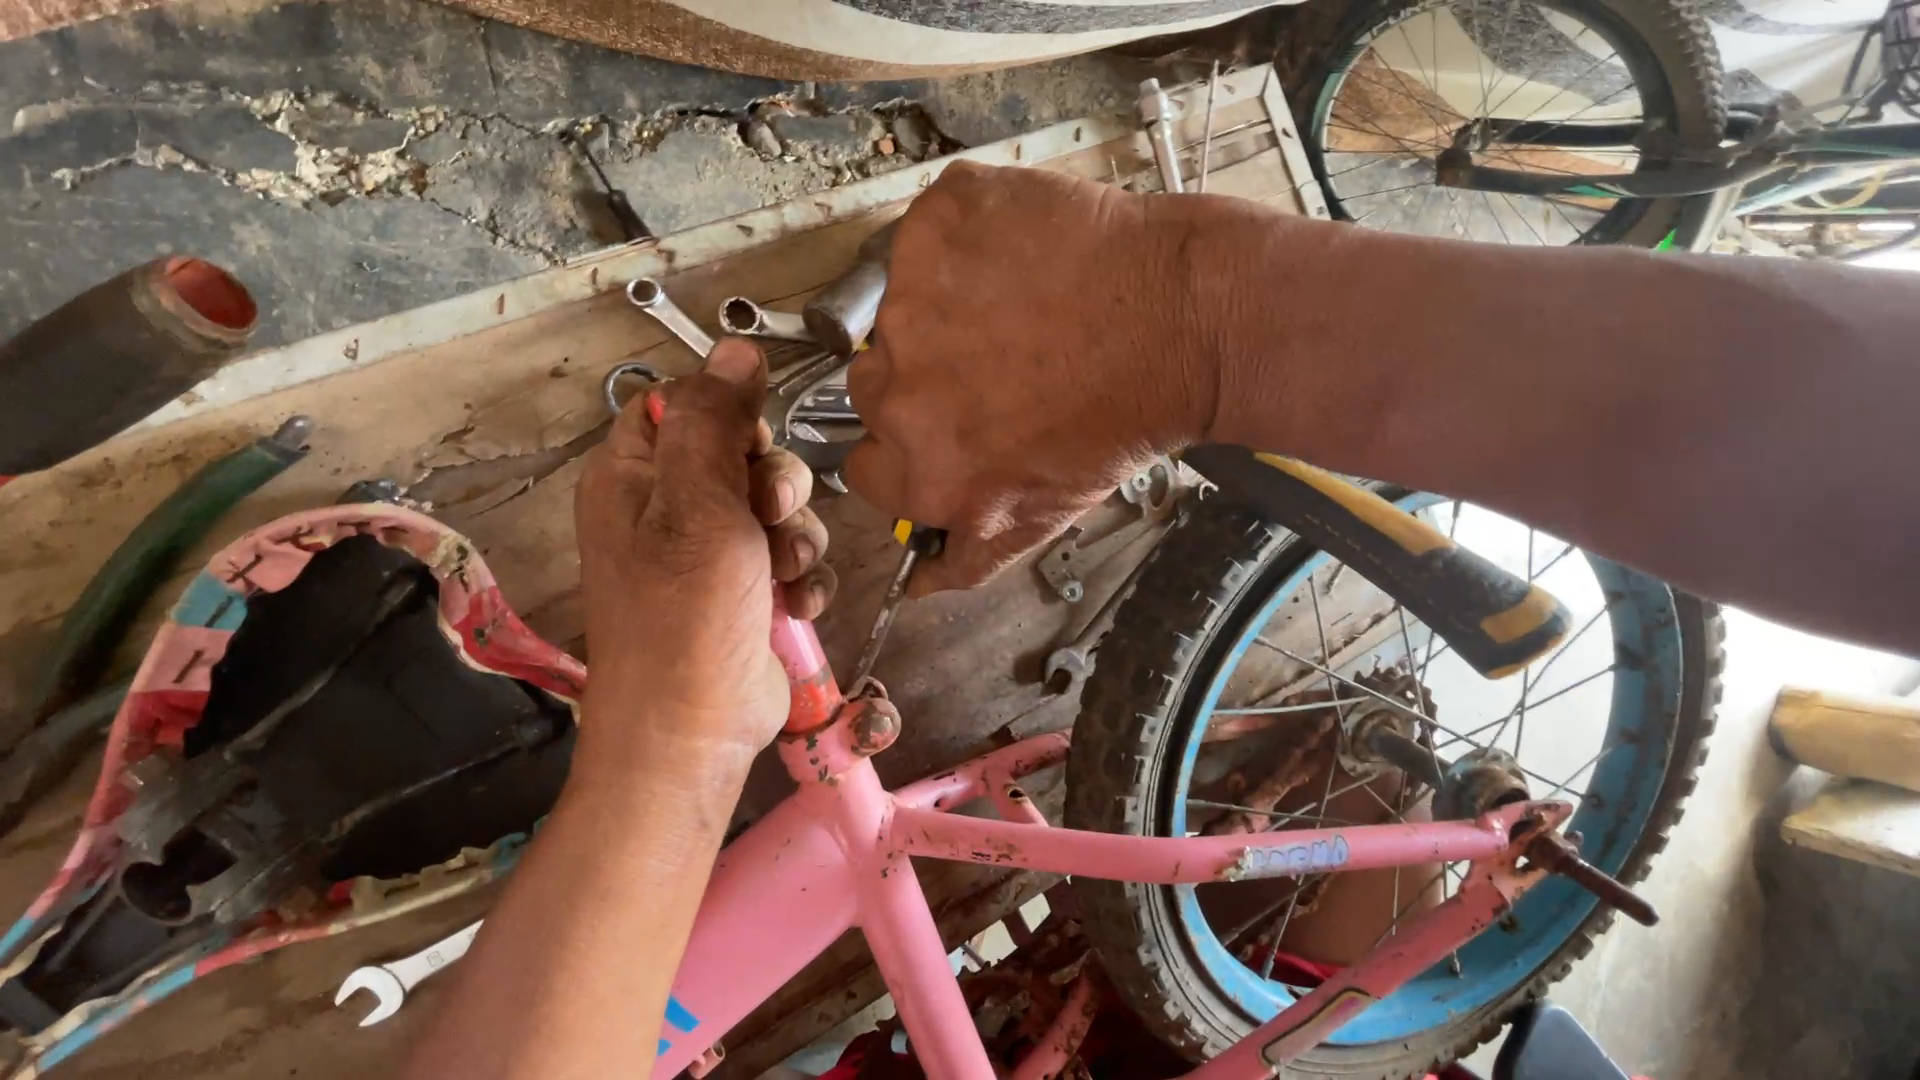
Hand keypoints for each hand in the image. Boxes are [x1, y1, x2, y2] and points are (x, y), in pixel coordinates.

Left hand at [574, 339, 836, 770]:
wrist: (695, 732)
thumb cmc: (686, 616)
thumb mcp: (698, 507)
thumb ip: (716, 422)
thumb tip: (736, 345)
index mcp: (635, 477)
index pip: (682, 407)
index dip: (727, 417)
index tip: (751, 445)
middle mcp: (670, 509)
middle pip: (744, 455)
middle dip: (776, 486)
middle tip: (773, 517)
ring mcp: (713, 555)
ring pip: (780, 509)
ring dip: (797, 539)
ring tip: (785, 577)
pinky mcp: (751, 593)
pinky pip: (793, 559)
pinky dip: (802, 580)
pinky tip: (794, 606)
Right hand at [844, 162, 1216, 593]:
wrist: (1181, 326)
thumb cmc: (1117, 429)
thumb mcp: (1042, 519)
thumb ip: (968, 560)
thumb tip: (914, 586)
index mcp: (922, 473)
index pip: (867, 467)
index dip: (907, 447)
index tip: (944, 424)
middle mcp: (899, 394)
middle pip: (871, 390)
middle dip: (919, 382)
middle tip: (984, 366)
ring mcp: (909, 303)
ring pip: (894, 315)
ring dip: (937, 313)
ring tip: (1010, 311)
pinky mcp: (932, 230)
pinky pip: (923, 241)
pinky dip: (959, 246)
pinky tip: (1015, 261)